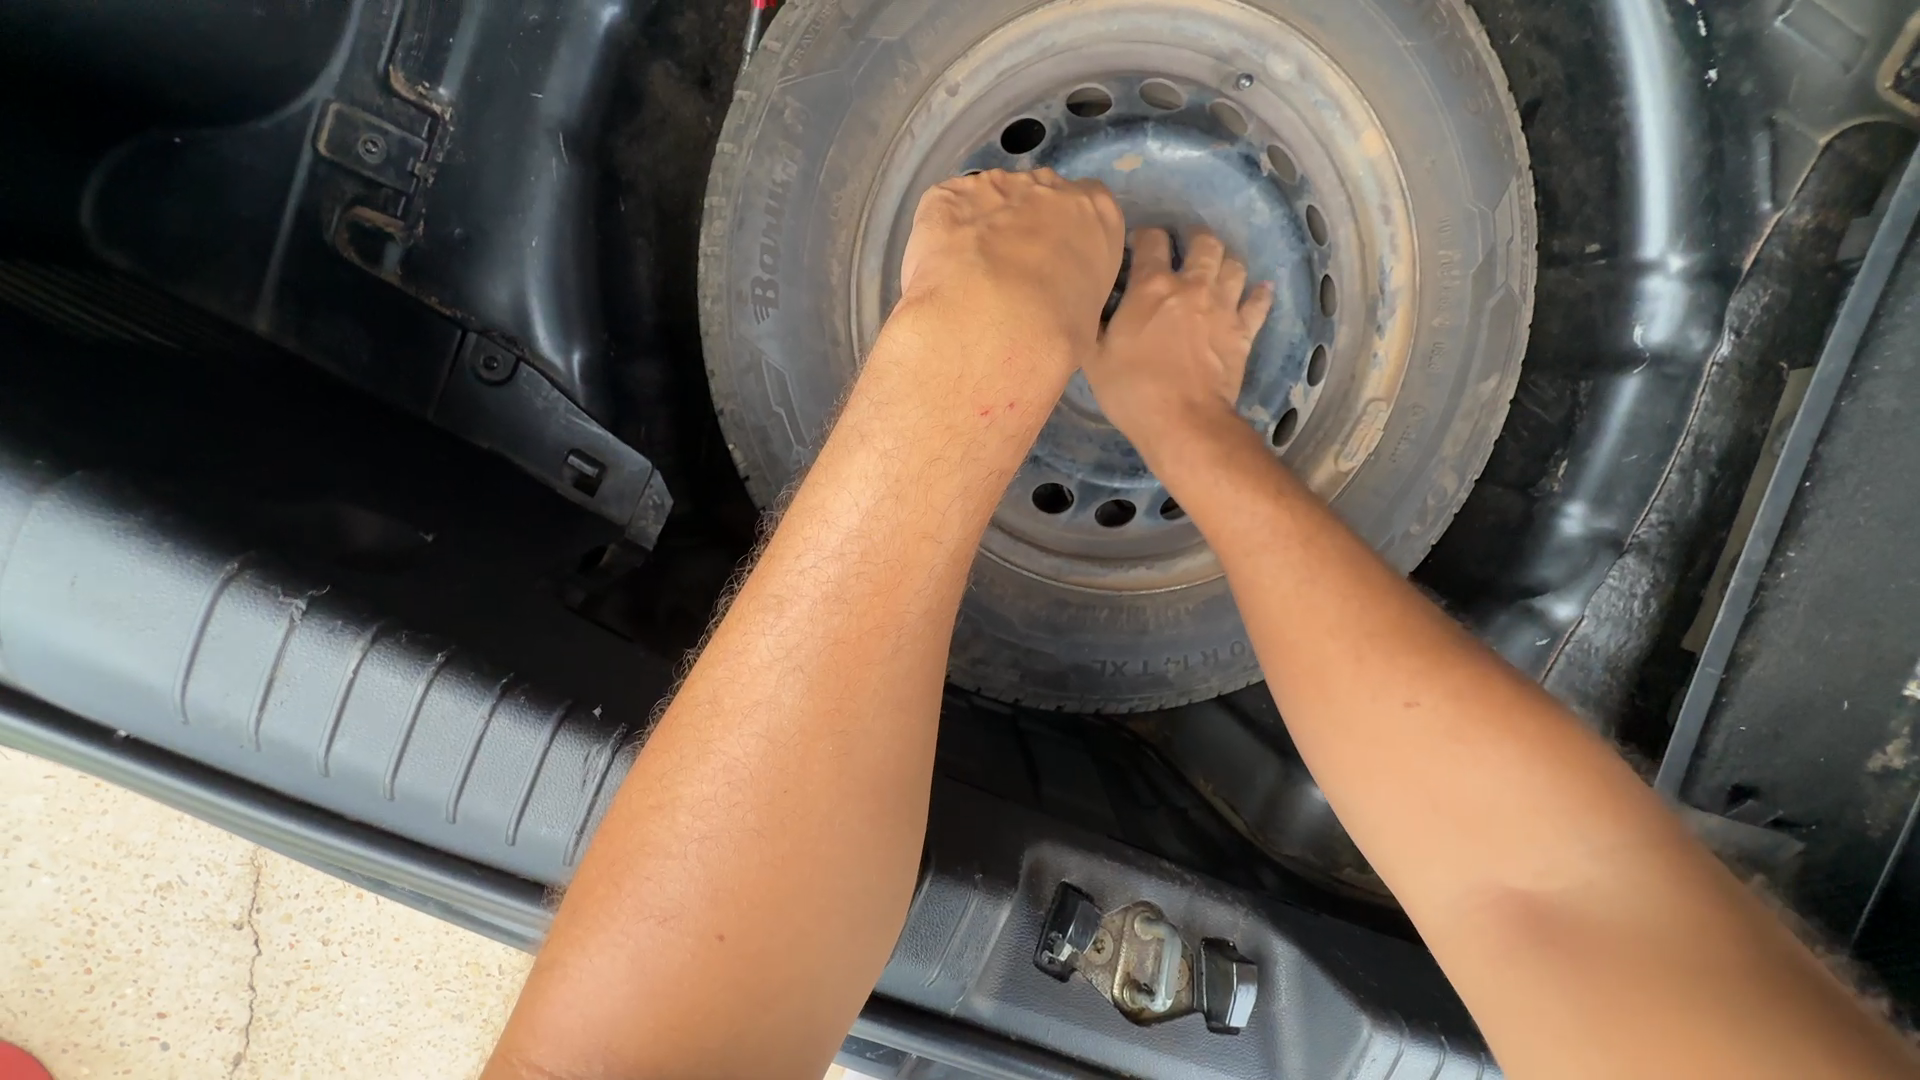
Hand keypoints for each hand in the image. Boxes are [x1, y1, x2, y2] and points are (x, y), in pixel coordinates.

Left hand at [895, 168, 1124, 380]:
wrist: (993, 326)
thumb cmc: (1057, 334)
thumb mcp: (1089, 318)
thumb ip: (1075, 289)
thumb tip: (1055, 299)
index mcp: (1097, 213)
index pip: (1086, 208)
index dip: (1063, 237)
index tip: (1049, 266)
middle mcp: (1048, 187)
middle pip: (1035, 198)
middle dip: (1020, 230)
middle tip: (1006, 279)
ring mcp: (995, 184)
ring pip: (986, 202)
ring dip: (979, 232)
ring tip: (967, 283)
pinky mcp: (947, 195)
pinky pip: (944, 211)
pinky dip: (942, 236)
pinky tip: (941, 272)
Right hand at [1082, 227, 1274, 458]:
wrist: (1182, 420)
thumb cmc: (1131, 389)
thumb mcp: (1094, 357)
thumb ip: (1095, 323)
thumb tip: (1093, 306)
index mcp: (1151, 287)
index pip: (1151, 240)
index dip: (1145, 237)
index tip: (1139, 245)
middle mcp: (1191, 286)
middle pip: (1203, 243)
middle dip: (1194, 239)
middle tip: (1186, 248)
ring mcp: (1223, 307)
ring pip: (1234, 265)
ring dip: (1225, 262)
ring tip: (1217, 270)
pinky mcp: (1244, 331)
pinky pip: (1259, 302)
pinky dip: (1260, 294)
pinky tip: (1259, 290)